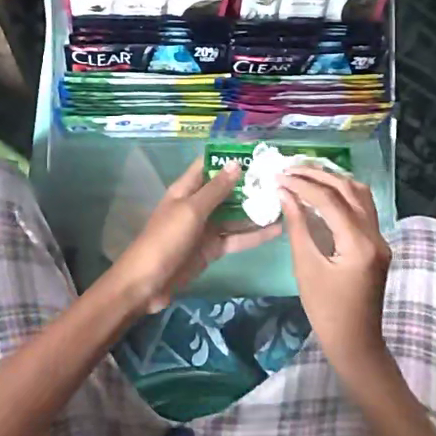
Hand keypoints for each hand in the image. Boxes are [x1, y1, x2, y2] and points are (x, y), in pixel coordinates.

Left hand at [105, 162, 280, 312]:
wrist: (148, 282)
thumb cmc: (166, 239)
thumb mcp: (191, 210)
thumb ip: (215, 190)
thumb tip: (235, 164)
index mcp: (185, 189)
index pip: (208, 166)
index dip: (229, 157)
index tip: (257, 152)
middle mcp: (196, 205)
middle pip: (225, 190)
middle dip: (249, 185)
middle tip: (281, 179)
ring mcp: (205, 228)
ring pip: (234, 215)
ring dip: (256, 210)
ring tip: (286, 202)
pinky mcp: (212, 249)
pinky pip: (236, 238)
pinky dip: (254, 234)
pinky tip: (277, 230)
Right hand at [280, 167, 391, 371]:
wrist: (355, 342)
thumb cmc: (325, 309)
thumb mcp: (306, 266)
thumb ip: (297, 226)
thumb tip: (284, 194)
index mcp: (360, 244)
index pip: (330, 200)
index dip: (302, 185)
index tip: (278, 177)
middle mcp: (376, 236)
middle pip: (349, 190)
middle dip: (317, 176)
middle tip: (288, 170)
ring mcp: (380, 240)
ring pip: (360, 195)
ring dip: (332, 181)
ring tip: (303, 175)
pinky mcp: (376, 245)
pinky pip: (361, 208)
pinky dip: (341, 195)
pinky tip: (320, 194)